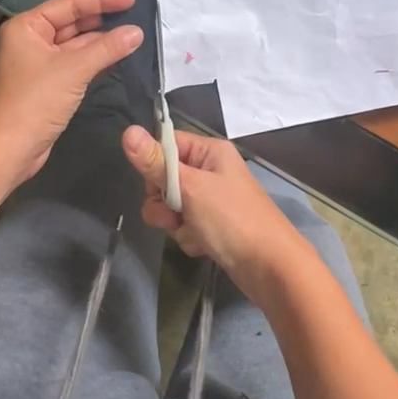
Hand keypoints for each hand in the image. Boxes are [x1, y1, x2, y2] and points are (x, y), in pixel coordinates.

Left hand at [0, 0, 142, 186]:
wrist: (9, 150)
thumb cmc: (35, 101)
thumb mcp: (73, 70)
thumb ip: (107, 48)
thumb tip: (137, 31)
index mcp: (28, 26)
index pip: (70, 4)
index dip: (102, 0)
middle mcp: (31, 39)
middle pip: (72, 22)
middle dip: (103, 20)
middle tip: (136, 16)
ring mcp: (39, 63)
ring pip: (75, 45)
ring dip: (101, 42)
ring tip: (134, 35)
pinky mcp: (47, 84)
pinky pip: (75, 63)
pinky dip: (95, 60)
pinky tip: (118, 56)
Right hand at [122, 125, 310, 294]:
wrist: (270, 267)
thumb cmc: (231, 219)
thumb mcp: (189, 188)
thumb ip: (156, 163)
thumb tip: (127, 131)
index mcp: (209, 151)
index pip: (166, 145)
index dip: (154, 166)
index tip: (154, 186)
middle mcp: (211, 170)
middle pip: (165, 178)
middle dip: (163, 201)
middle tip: (175, 213)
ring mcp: (212, 200)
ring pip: (172, 206)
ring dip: (175, 223)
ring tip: (193, 232)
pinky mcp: (213, 226)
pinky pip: (185, 226)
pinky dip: (188, 237)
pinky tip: (203, 245)